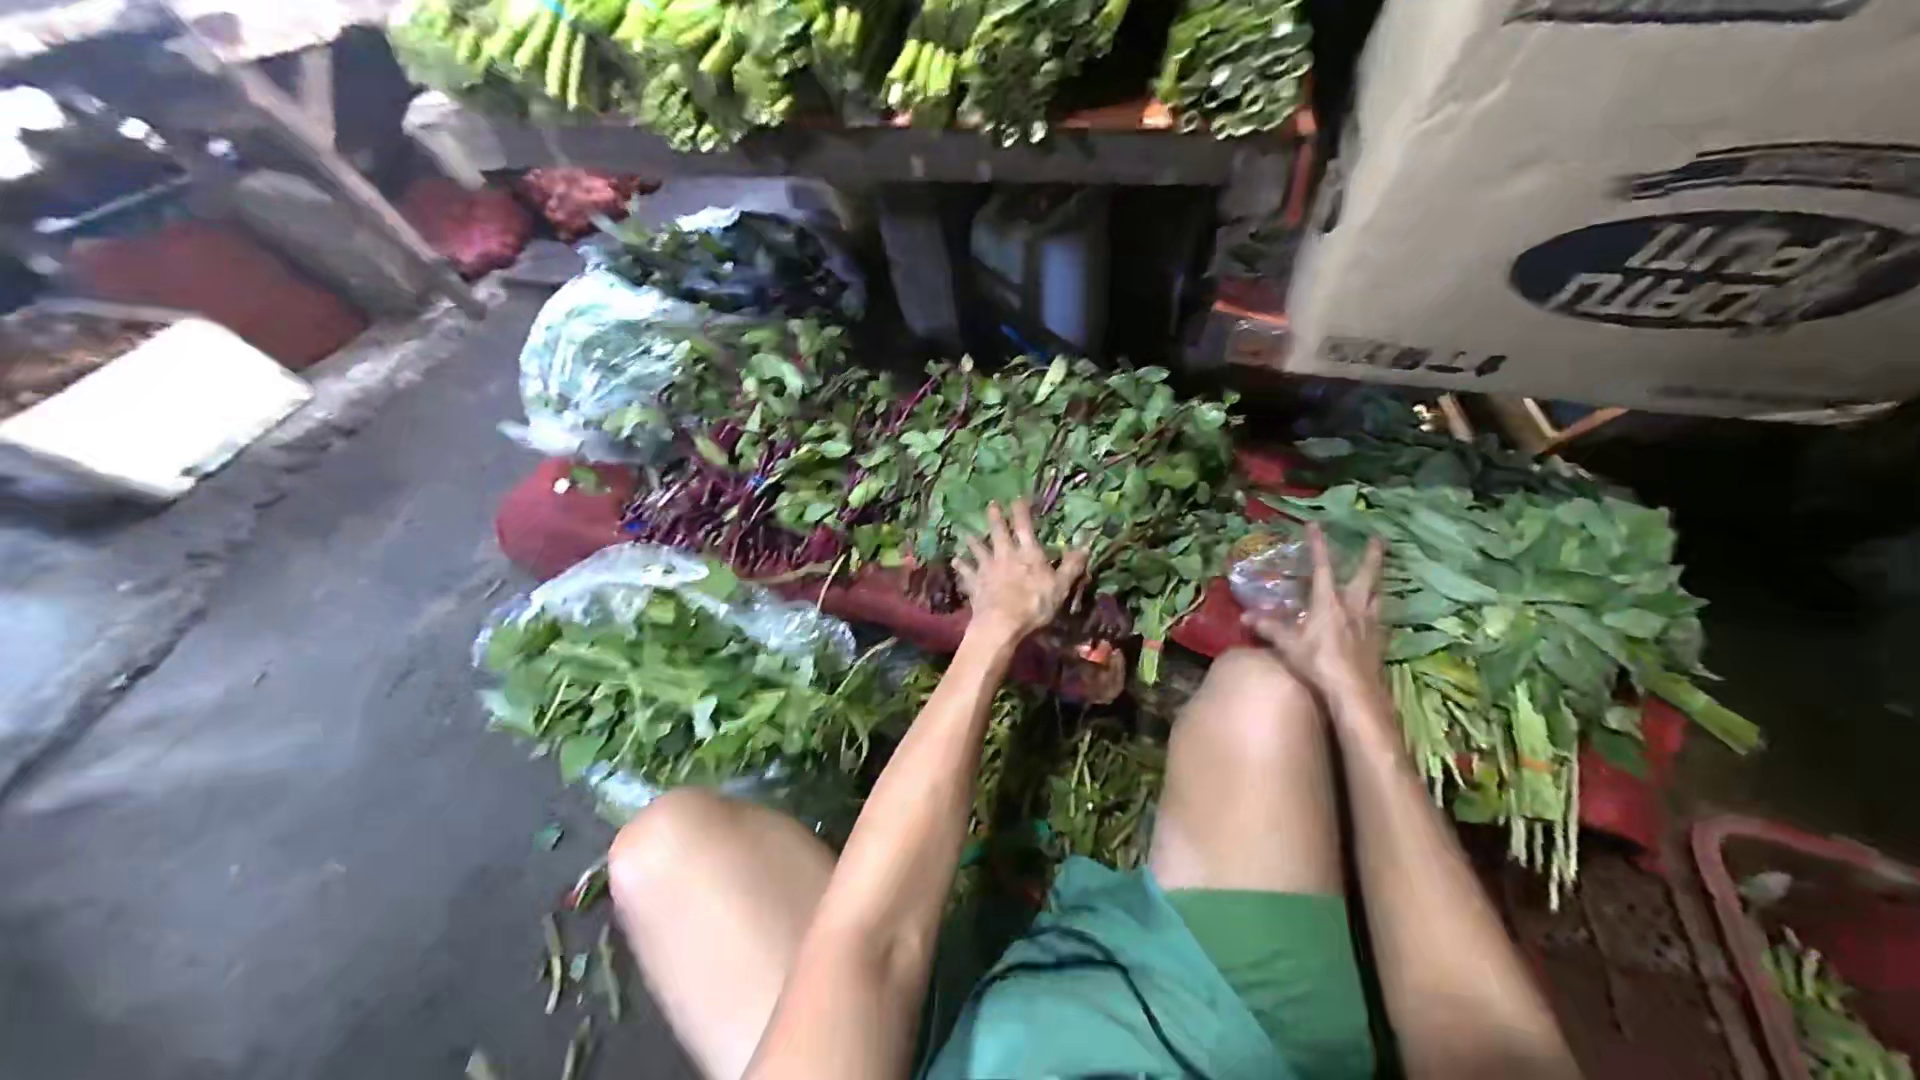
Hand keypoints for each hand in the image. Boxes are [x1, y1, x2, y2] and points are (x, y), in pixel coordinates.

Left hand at [956, 498, 1089, 644]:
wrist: (1001, 624)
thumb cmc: (1034, 604)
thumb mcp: (1061, 586)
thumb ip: (1071, 565)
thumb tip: (1085, 546)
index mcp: (1028, 553)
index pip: (1024, 525)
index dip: (1021, 510)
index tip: (1019, 498)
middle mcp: (1005, 555)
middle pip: (998, 532)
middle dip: (995, 517)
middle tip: (991, 505)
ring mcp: (987, 569)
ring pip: (978, 549)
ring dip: (974, 540)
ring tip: (968, 533)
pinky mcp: (975, 584)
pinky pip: (966, 572)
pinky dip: (961, 566)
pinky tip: (955, 561)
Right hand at [1244, 523, 1388, 714]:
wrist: (1354, 692)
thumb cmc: (1318, 664)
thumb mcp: (1288, 646)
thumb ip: (1269, 628)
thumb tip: (1246, 616)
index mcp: (1328, 603)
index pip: (1322, 568)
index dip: (1318, 546)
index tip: (1316, 525)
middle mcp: (1353, 607)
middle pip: (1366, 576)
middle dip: (1371, 557)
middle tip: (1378, 539)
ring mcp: (1370, 625)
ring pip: (1379, 595)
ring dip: (1379, 583)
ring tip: (1379, 576)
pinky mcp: (1380, 642)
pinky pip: (1381, 620)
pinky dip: (1379, 612)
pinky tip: (1378, 616)